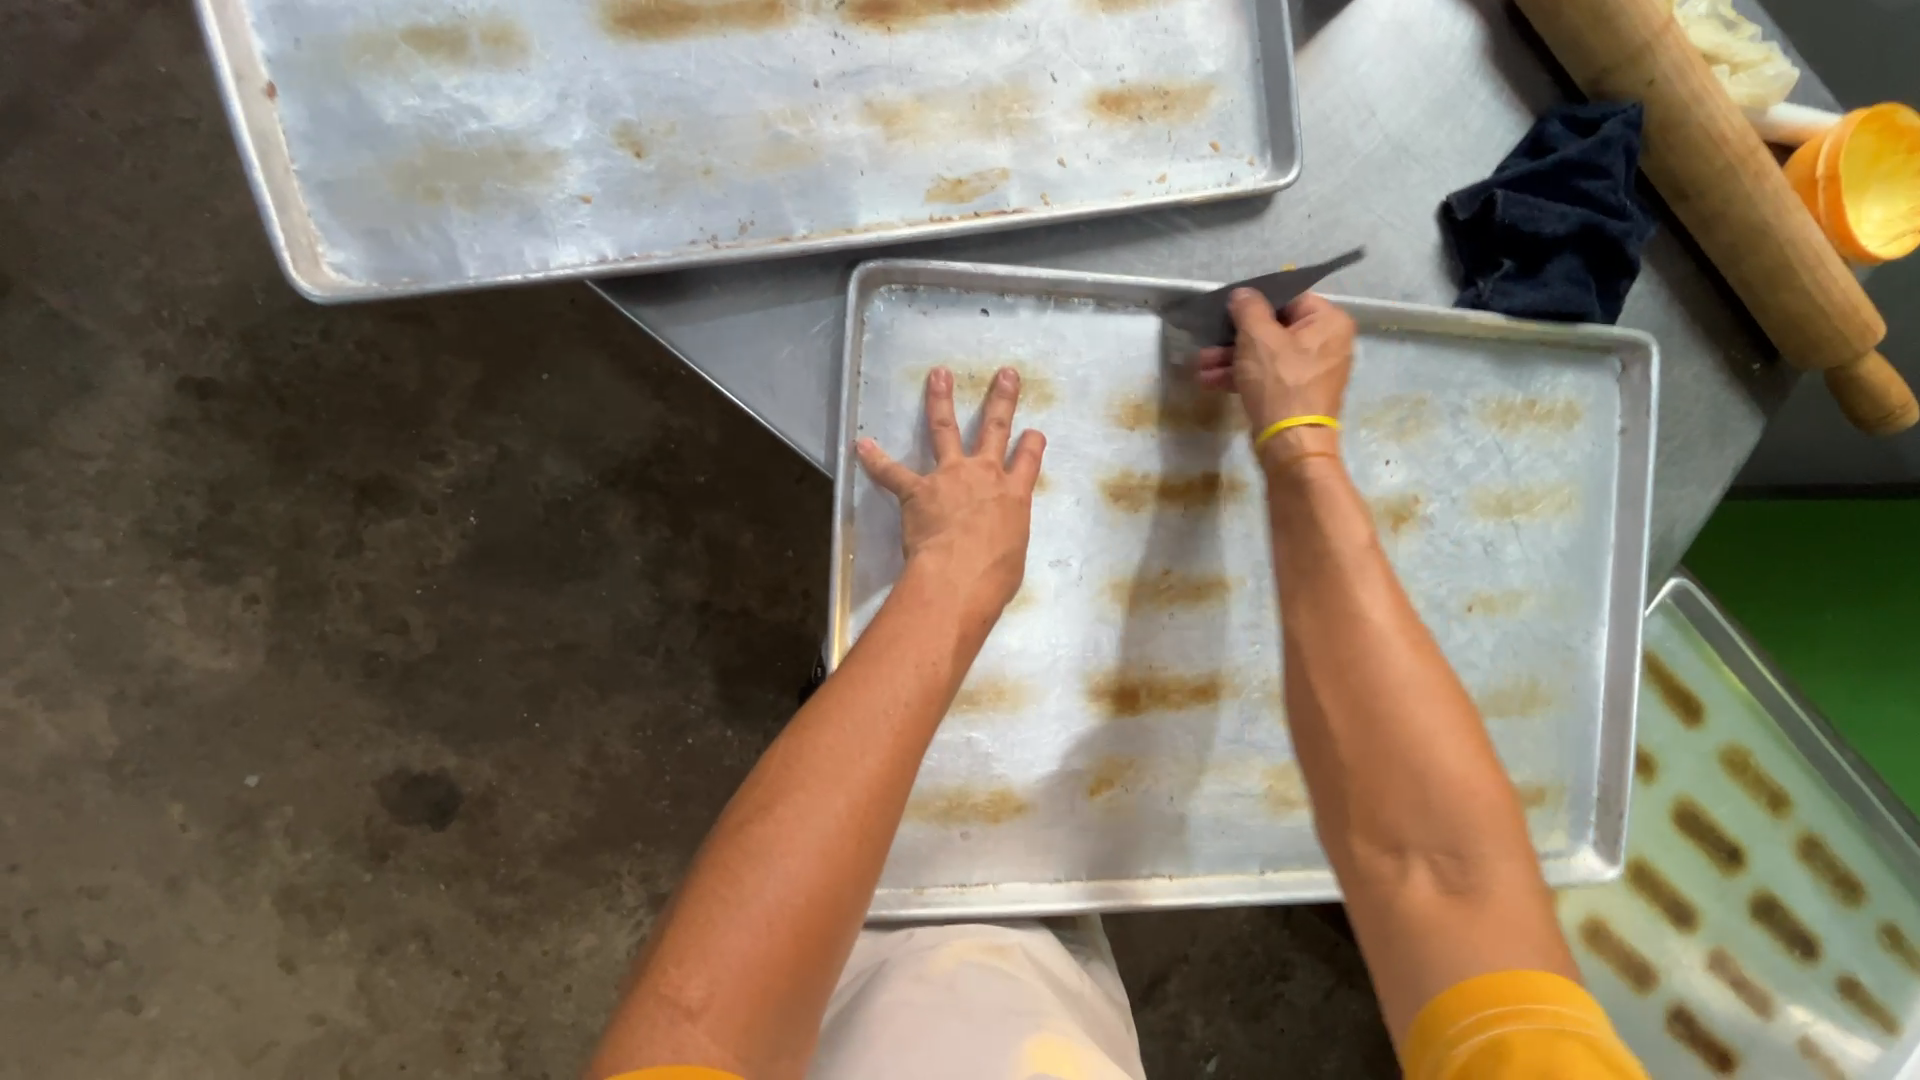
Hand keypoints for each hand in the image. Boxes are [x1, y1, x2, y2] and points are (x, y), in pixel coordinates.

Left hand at [856, 366, 1045, 621]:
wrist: (960, 575)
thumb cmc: (994, 576)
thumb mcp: (1012, 556)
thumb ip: (1004, 543)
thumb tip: (996, 551)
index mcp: (1014, 496)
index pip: (1028, 462)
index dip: (1032, 445)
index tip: (1034, 432)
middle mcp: (985, 476)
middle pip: (995, 429)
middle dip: (1001, 400)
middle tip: (1005, 374)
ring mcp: (950, 478)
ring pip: (945, 430)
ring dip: (940, 401)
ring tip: (939, 375)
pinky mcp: (918, 490)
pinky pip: (891, 472)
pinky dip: (875, 459)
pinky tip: (862, 446)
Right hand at [1195, 290, 1356, 465]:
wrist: (1290, 443)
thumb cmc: (1280, 382)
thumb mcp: (1257, 338)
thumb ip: (1248, 308)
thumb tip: (1243, 293)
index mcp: (1328, 321)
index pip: (1289, 299)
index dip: (1255, 303)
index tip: (1227, 311)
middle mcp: (1327, 342)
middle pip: (1274, 329)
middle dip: (1235, 338)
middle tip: (1207, 342)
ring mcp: (1312, 371)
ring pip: (1266, 355)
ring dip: (1231, 359)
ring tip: (1201, 366)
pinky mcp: (1297, 394)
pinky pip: (1268, 376)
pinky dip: (1242, 377)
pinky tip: (1211, 381)